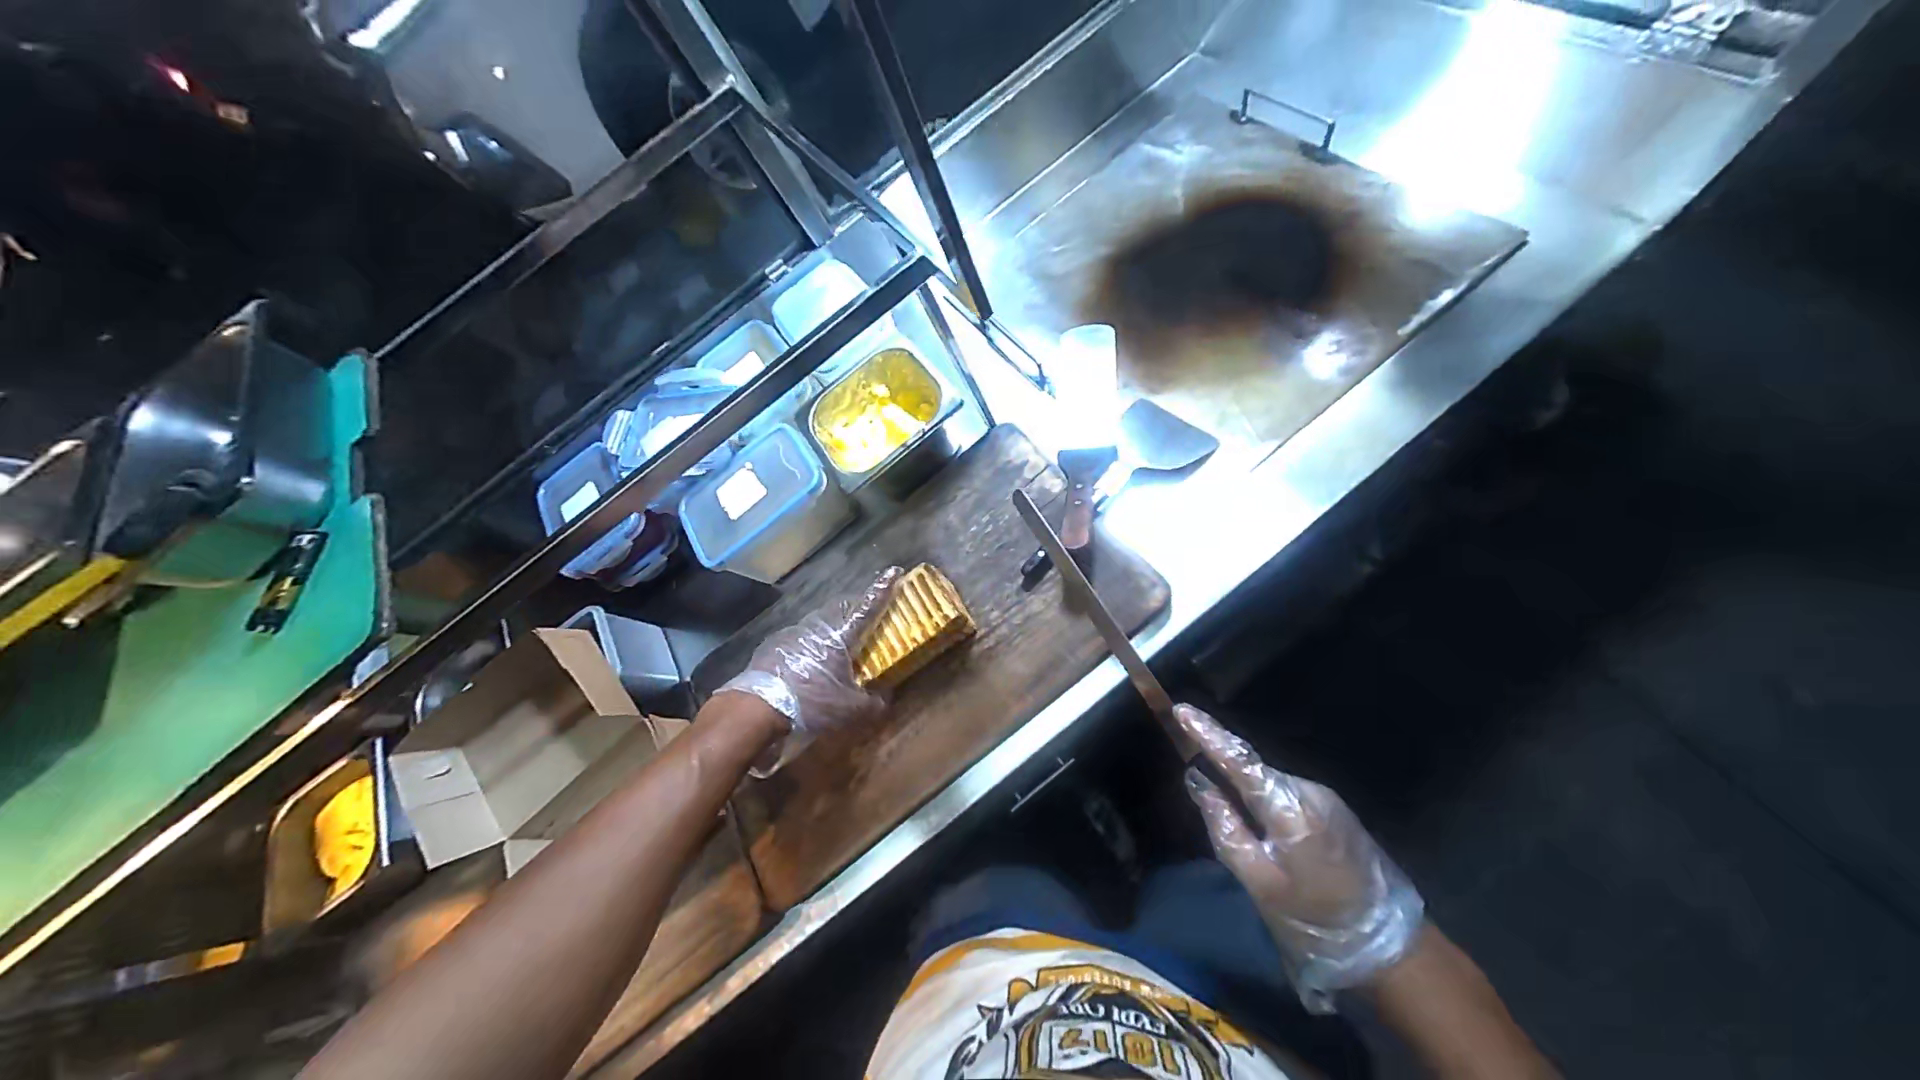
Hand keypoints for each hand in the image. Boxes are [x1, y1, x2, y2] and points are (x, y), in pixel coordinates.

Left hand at [717, 566, 901, 773]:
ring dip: (832, 631)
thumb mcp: (851, 711)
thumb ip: (874, 704)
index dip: (882, 589)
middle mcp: (816, 626)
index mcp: (840, 634)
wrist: (756, 708)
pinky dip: (811, 646)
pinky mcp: (773, 645)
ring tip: (839, 650)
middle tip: (868, 619)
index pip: (867, 606)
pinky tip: (810, 666)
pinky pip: (800, 639)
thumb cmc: (811, 702)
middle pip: (841, 608)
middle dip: (856, 608)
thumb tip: (885, 699)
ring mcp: (792, 633)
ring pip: (819, 623)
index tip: (894, 571)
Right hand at [1177, 703, 1424, 1011]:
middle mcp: (1309, 791)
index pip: (1240, 760)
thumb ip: (1225, 827)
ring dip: (1243, 786)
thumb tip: (1198, 781)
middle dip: (1221, 761)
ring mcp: (1325, 798)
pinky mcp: (1332, 809)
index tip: (1182, 711)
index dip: (1208, 734)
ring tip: (1224, 809)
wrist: (1390, 946)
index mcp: (1290, 808)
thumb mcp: (1258, 881)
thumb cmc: (1314, 918)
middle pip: (1253, 767)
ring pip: (1268, 781)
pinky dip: (1262, 798)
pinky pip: (1284, 792)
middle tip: (1191, 764)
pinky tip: (1257, 823)